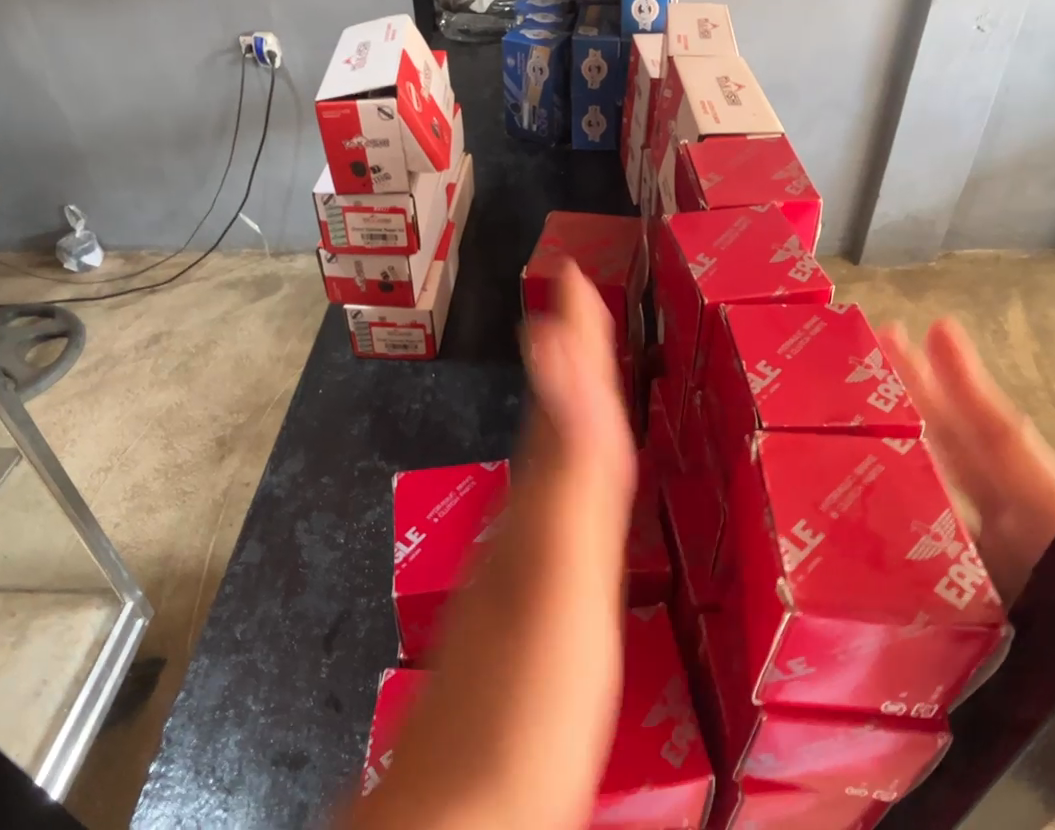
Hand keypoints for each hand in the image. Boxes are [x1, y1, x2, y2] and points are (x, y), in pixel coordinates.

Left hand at [342, 261, 634, 829]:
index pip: (563, 400)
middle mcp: (525, 524)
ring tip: (586, 381)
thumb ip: (571, 464)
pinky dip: (566, 481)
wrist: (467, 800)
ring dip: (567, 415)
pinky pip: (552, 518)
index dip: (573, 338)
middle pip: (552, 427)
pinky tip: (573, 497)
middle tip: (584, 313)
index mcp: (540, 506)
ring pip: (549, 468)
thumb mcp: (561, 567)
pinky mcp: (527, 614)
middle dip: (570, 364)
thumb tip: (558, 349)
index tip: (573, 277)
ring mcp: (521, 569)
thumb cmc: (530, 690)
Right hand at [877, 319, 1054, 829]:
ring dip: (886, 442)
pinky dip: (869, 519)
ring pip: (924, 498)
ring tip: (843, 395)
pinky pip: (904, 559)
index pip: (1009, 456)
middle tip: (872, 338)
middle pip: (957, 458)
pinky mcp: (953, 620)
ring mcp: (981, 583)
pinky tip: (834, 497)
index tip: (936, 335)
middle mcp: (1019, 550)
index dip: (970, 394)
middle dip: (916, 394)